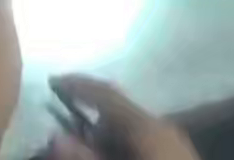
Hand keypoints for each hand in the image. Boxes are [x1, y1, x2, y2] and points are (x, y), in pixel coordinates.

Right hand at [46, 75, 200, 159]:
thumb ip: (88, 159)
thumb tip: (57, 135)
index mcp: (148, 126)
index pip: (106, 92)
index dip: (78, 84)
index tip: (52, 82)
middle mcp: (162, 126)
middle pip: (118, 111)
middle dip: (90, 120)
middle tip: (65, 135)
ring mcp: (175, 145)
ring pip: (132, 130)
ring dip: (106, 139)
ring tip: (88, 153)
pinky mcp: (181, 159)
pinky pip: (144, 146)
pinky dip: (123, 149)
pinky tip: (113, 159)